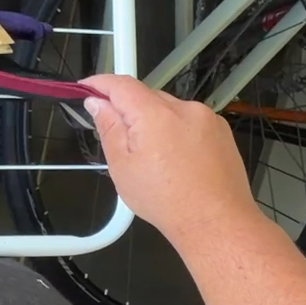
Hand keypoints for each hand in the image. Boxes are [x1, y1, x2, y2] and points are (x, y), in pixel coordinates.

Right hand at [79, 74, 268, 248]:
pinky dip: (173, 129)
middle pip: (145, 96)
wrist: (216, 221)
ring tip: (148, 155)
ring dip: (151, 120)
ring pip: (168, 108)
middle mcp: (184, 108)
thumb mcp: (122, 166)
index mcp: (155, 115)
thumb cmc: (164, 199)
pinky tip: (172, 158)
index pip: (121, 85)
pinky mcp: (221, 130)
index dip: (99, 83)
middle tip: (114, 135)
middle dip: (126, 109)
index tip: (84, 88)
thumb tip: (97, 103)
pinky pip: (188, 120)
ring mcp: (207, 118)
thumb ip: (109, 128)